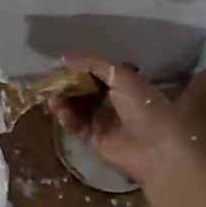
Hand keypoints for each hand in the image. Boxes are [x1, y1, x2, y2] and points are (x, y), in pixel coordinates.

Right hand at [47, 55, 205, 185]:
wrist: (155, 148)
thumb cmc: (143, 106)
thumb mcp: (122, 76)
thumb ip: (93, 64)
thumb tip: (64, 58)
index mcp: (122, 84)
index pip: (94, 73)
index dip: (77, 68)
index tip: (60, 64)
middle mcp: (110, 101)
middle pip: (82, 90)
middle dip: (66, 85)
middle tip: (50, 83)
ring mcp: (101, 120)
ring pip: (76, 107)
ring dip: (62, 101)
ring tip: (52, 98)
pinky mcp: (94, 139)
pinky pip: (76, 125)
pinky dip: (66, 117)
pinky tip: (59, 111)